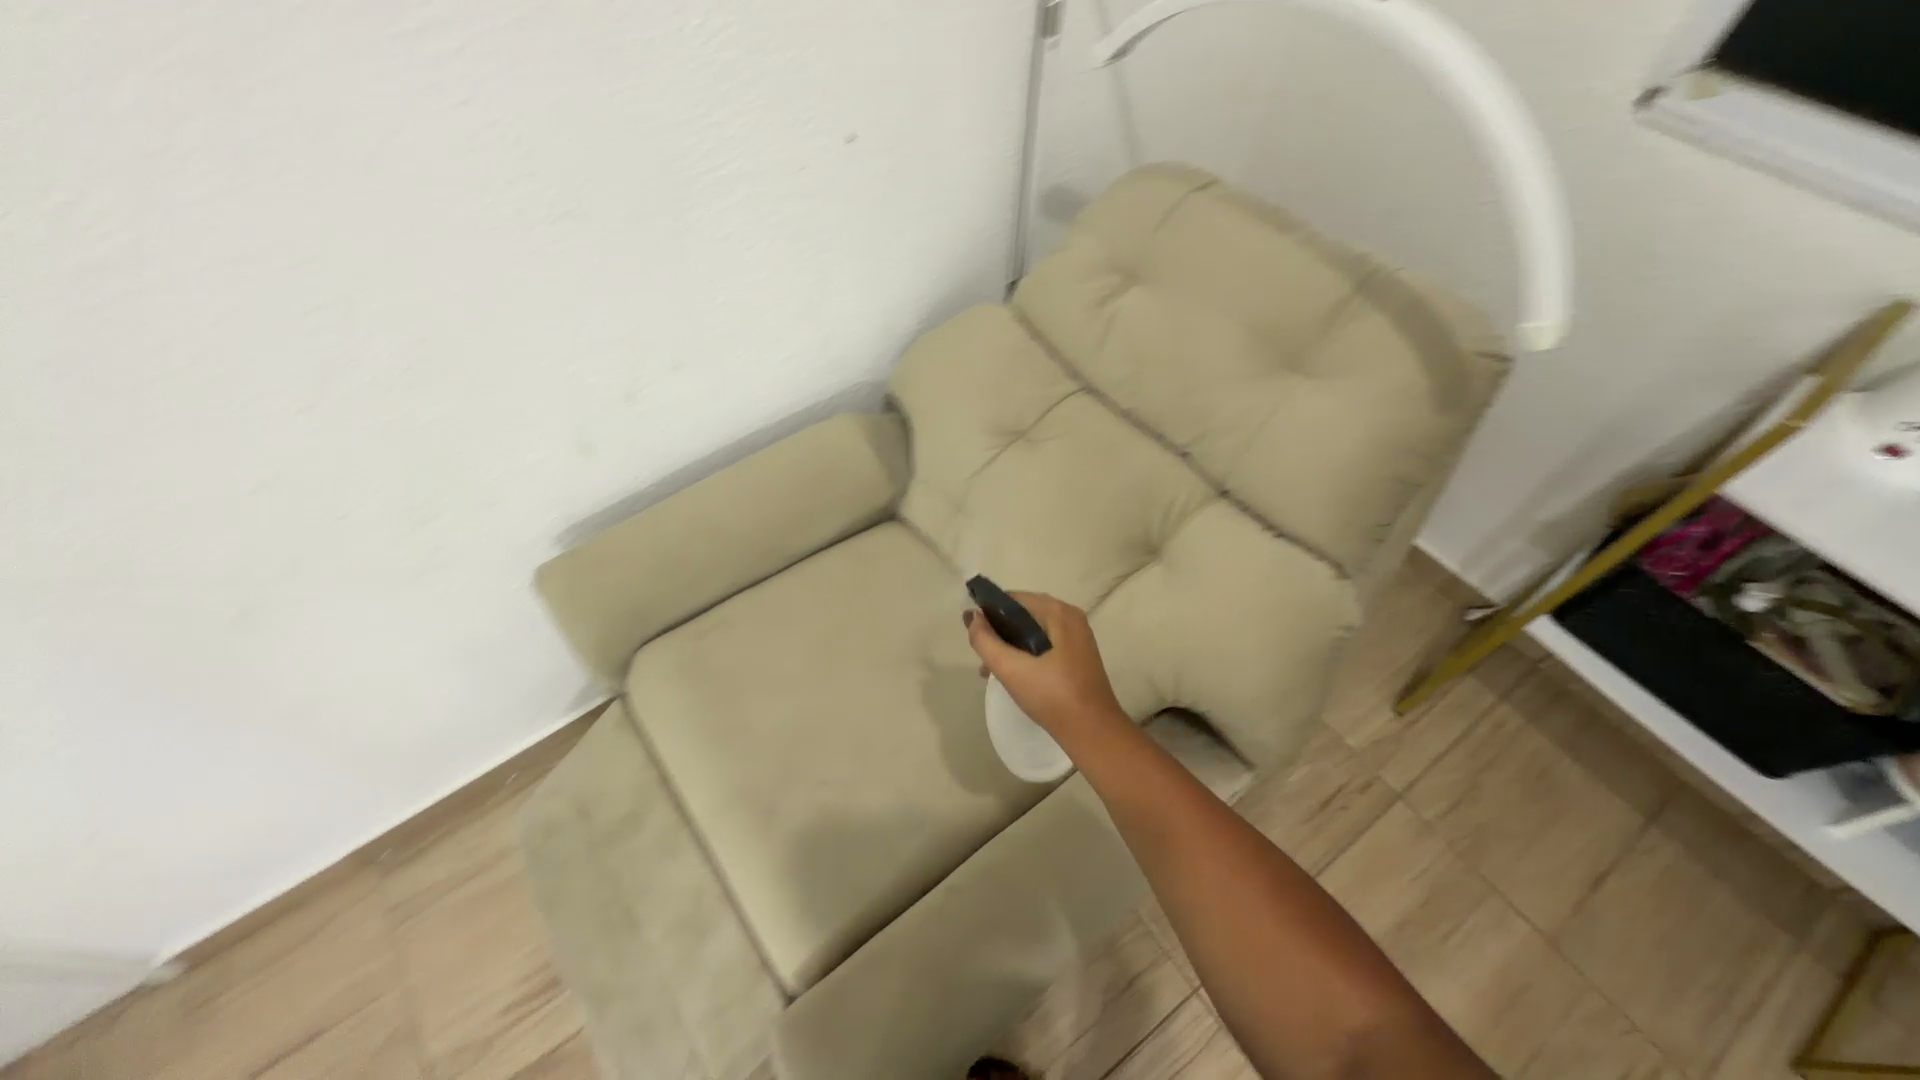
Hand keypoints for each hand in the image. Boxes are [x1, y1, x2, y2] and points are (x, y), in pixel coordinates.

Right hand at [964, 592, 1127, 740]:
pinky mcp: (1078, 657)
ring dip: (1010, 646)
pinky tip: (1012, 675)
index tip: (972, 633)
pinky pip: (1045, 645)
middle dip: (999, 632)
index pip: (1015, 599)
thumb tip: (972, 617)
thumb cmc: (1052, 697)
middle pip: (1025, 614)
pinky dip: (1026, 654)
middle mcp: (1072, 618)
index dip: (989, 612)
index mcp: (1060, 613)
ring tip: (989, 670)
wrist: (1093, 732)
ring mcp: (1077, 638)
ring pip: (1034, 632)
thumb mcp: (1011, 669)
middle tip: (981, 655)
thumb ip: (985, 641)